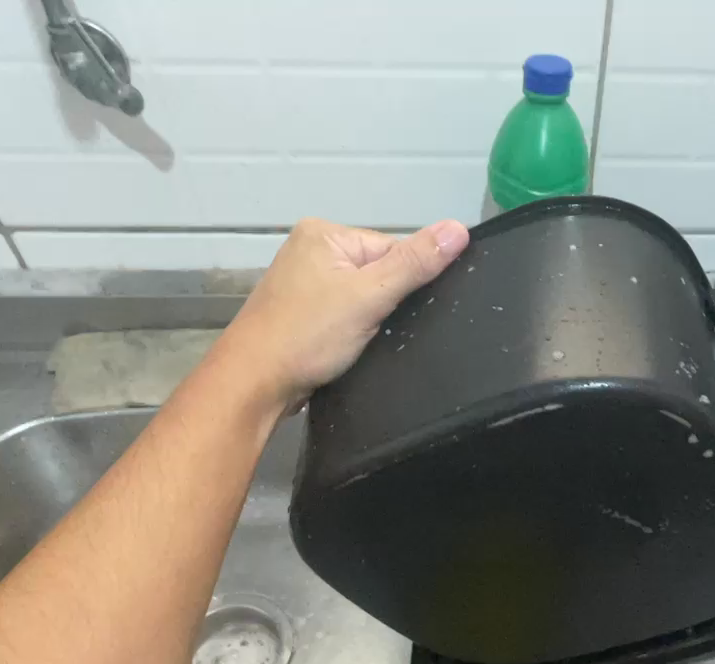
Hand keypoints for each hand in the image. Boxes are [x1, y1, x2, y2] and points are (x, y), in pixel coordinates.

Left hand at [213, 217, 469, 406]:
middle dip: (386, 305)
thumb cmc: (307, 336)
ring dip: (372, 322)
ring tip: (360, 342)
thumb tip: (458, 229)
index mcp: (325, 233)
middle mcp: (312, 251)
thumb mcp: (369, 296)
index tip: (395, 313)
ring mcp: (304, 285)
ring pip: (363, 299)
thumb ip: (414, 264)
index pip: (392, 249)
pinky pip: (346, 316)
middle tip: (376, 331)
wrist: (256, 383)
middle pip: (379, 273)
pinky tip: (350, 348)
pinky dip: (354, 333)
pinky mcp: (304, 315)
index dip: (405, 283)